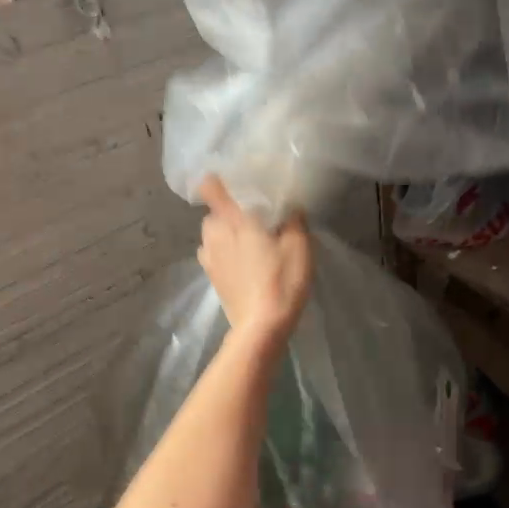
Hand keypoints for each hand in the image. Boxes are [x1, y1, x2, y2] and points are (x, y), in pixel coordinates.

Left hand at [196, 176, 312, 339]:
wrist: (261, 326)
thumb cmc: (282, 280)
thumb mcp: (299, 246)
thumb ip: (294, 220)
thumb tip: (291, 207)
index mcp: (234, 220)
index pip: (211, 188)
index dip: (218, 181)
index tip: (234, 184)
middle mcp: (215, 234)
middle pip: (214, 213)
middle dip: (230, 213)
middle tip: (255, 220)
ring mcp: (209, 257)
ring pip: (213, 234)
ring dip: (227, 234)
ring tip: (251, 244)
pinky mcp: (211, 277)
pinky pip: (214, 254)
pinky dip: (225, 254)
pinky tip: (244, 264)